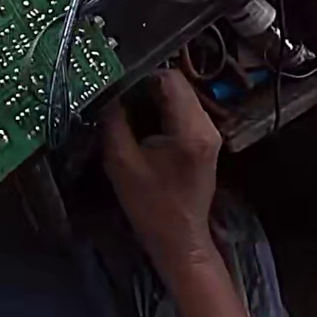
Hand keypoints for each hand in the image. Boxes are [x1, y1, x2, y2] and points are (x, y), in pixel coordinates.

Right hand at [103, 69, 223, 277]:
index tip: (117, 85)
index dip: (141, 76)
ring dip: (153, 96)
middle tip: (119, 96)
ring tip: (127, 107)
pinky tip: (142, 121)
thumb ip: (114, 121)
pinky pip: (183, 108)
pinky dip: (162, 108)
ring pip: (180, 94)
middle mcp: (207, 125)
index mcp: (190, 129)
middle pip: (177, 84)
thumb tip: (107, 92)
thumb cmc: (150, 205)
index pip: (170, 79)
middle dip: (145, 85)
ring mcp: (210, 131)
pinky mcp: (205, 139)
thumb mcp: (120, 161)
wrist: (178, 240)